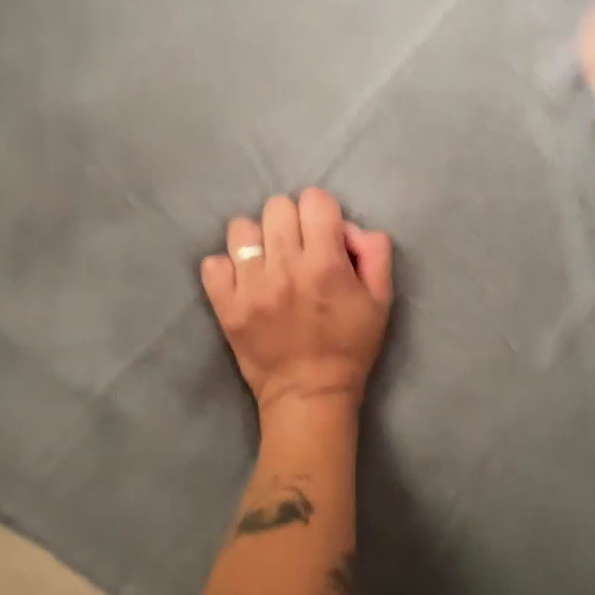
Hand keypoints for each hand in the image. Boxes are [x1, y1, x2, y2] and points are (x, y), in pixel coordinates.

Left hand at [202, 188, 394, 418]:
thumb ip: (375, 251)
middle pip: (277, 207)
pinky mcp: (225, 305)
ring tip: (268, 263)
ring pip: (241, 228)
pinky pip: (213, 263)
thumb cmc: (350, 345)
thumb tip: (348, 228)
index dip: (323, 212)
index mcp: (326, 263)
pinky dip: (227, 268)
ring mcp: (250, 286)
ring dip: (258, 240)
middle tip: (298, 248)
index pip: (315, 199)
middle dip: (292, 222)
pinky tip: (244, 282)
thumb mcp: (382, 298)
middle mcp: (285, 267)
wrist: (309, 394)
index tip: (324, 234)